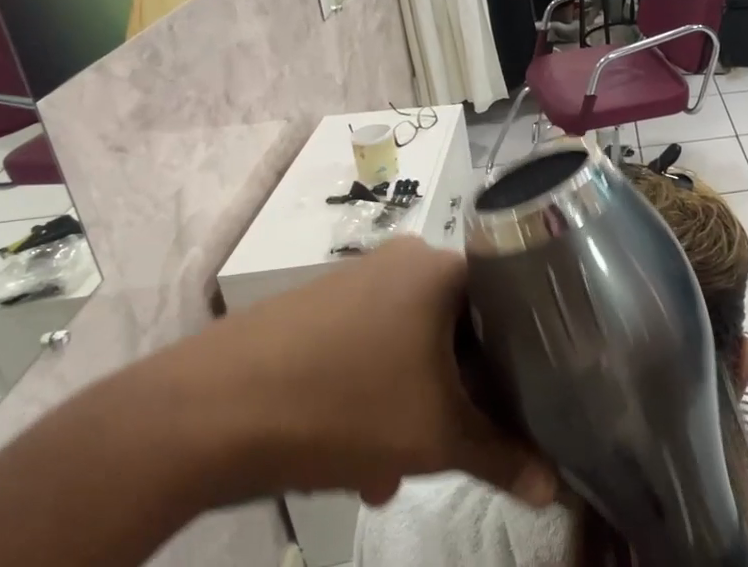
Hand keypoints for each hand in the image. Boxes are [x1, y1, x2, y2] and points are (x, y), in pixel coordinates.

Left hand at [149, 237, 555, 507]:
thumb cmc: (340, 408)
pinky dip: (371, 394)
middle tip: (456, 443)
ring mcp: (349, 281)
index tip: (526, 396)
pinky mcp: (307, 309)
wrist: (193, 419)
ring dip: (414, 403)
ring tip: (391, 469)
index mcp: (442, 269)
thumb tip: (554, 488)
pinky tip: (351, 457)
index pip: (514, 299)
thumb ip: (501, 458)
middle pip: (460, 328)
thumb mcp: (435, 440)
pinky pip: (365, 347)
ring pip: (411, 344)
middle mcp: (402, 260)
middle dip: (460, 394)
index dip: (526, 352)